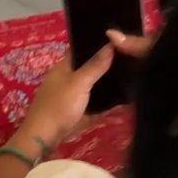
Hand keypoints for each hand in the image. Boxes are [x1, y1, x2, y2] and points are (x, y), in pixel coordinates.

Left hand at [13, 30, 152, 153]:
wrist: (46, 136)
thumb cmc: (59, 105)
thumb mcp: (79, 83)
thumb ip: (95, 66)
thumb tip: (111, 44)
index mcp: (64, 67)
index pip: (82, 50)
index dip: (97, 44)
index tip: (118, 41)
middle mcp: (68, 79)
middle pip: (90, 68)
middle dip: (106, 65)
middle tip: (130, 59)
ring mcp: (73, 96)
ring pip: (94, 85)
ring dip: (108, 83)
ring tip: (132, 75)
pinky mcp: (79, 111)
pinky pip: (96, 102)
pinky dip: (107, 100)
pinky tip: (124, 96)